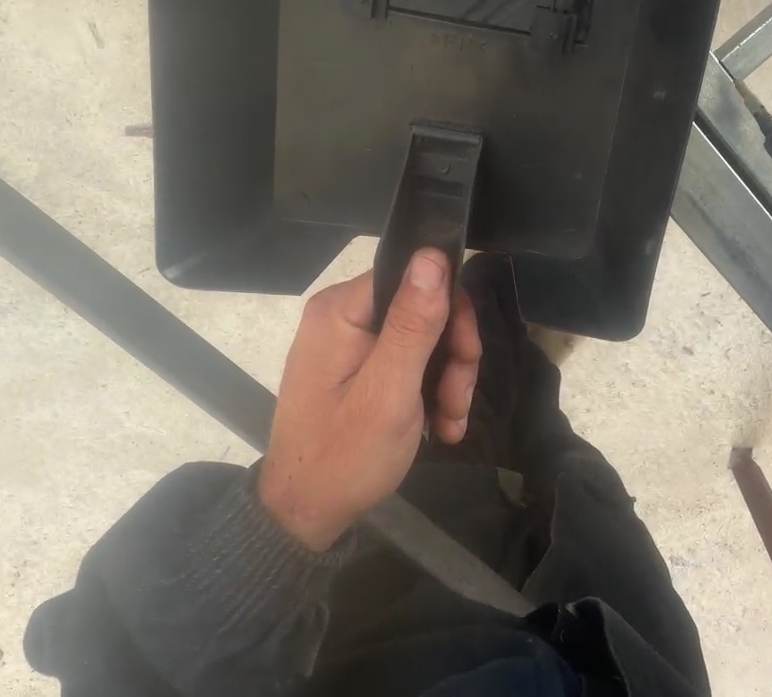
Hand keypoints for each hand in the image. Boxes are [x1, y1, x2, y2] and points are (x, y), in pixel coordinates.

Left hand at [258, 249, 480, 550]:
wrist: (306, 516)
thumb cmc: (344, 457)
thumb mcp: (388, 392)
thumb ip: (412, 324)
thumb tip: (432, 255)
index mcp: (341, 311)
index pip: (416, 276)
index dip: (451, 311)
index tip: (466, 356)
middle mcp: (343, 316)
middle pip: (425, 308)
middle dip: (454, 355)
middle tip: (459, 399)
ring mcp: (350, 342)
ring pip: (426, 337)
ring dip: (449, 379)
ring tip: (450, 421)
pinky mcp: (360, 366)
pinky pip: (411, 359)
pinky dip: (432, 390)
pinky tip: (440, 424)